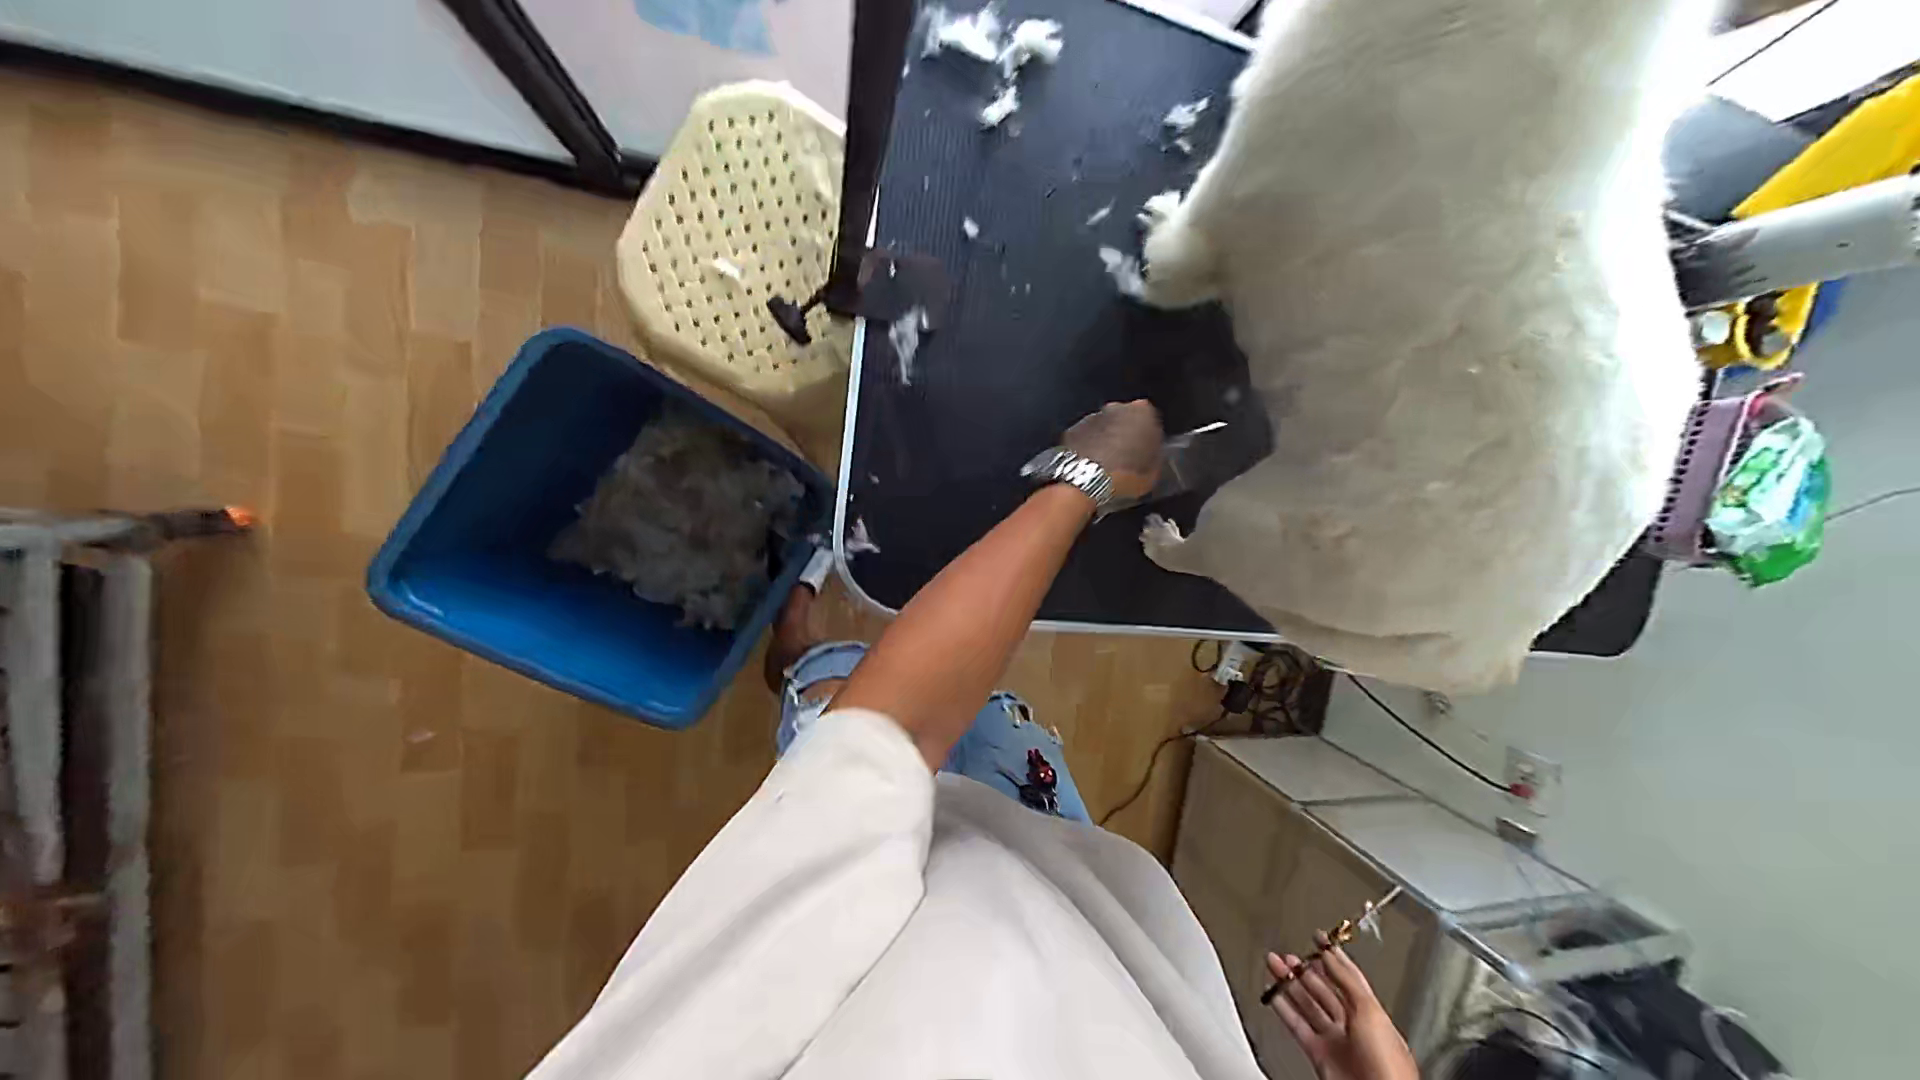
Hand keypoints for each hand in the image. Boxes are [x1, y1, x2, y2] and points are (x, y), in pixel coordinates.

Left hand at [1062, 400, 1162, 498]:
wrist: (1085, 481)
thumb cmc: (1126, 476)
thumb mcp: (1153, 472)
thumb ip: (1153, 457)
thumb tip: (1148, 458)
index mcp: (1143, 412)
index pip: (1150, 420)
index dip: (1148, 438)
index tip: (1146, 452)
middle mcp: (1116, 407)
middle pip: (1123, 419)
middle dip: (1123, 434)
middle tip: (1124, 458)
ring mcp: (1090, 417)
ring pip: (1102, 426)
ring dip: (1103, 440)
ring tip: (1104, 464)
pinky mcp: (1070, 430)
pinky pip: (1083, 437)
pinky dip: (1085, 447)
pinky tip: (1087, 465)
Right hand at [1267, 942, 1417, 1079]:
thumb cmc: (1387, 1066)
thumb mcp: (1370, 1012)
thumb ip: (1346, 980)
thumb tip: (1330, 954)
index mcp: (1372, 1015)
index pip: (1349, 977)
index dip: (1333, 955)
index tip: (1318, 938)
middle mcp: (1353, 1027)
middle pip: (1324, 990)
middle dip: (1305, 969)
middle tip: (1289, 953)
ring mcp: (1336, 1041)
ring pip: (1307, 1004)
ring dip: (1289, 983)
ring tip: (1274, 963)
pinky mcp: (1319, 1055)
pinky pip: (1296, 1025)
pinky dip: (1282, 1007)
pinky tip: (1273, 992)